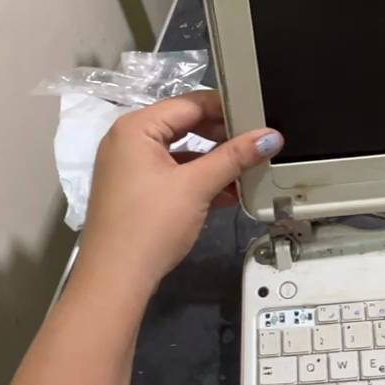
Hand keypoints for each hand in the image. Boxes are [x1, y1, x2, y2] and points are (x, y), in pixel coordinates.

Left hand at [74, 91, 282, 292]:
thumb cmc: (150, 224)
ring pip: (180, 152)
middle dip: (221, 136)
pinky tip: (227, 192)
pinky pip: (172, 174)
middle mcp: (127, 141)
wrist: (115, 280)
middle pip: (184, 126)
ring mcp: (129, 168)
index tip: (258, 115)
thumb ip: (235, 157)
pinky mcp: (135, 192)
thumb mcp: (197, 186)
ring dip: (213, 161)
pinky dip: (198, 179)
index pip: (189, 104)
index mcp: (135, 128)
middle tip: (256, 142)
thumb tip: (270, 137)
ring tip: (246, 167)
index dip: (226, 107)